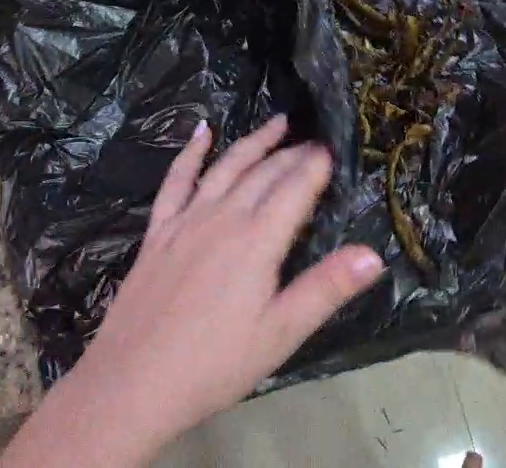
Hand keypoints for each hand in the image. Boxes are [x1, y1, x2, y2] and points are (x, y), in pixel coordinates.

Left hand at [0, 115, 386, 467]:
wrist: (132, 382)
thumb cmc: (215, 365)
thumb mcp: (281, 334)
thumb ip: (326, 289)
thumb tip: (373, 255)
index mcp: (257, 240)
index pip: (295, 188)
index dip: (316, 166)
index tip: (334, 148)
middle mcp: (223, 217)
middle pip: (263, 173)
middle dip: (292, 153)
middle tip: (314, 140)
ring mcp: (186, 220)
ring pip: (225, 167)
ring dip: (253, 142)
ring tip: (276, 123)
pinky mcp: (158, 231)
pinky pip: (176, 180)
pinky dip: (190, 153)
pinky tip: (202, 133)